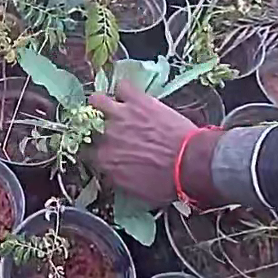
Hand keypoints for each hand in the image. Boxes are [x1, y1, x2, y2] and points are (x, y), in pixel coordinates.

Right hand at [90, 82, 216, 205]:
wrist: (190, 162)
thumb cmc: (167, 182)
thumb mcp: (136, 190)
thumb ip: (116, 177)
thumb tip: (111, 173)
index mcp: (105, 160)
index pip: (87, 153)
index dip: (93, 150)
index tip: (100, 149)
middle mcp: (106, 135)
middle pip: (89, 126)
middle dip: (95, 127)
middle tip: (107, 128)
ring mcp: (119, 115)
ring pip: (97, 100)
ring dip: (101, 103)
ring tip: (109, 105)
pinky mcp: (136, 100)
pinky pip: (122, 87)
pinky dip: (124, 91)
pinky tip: (130, 96)